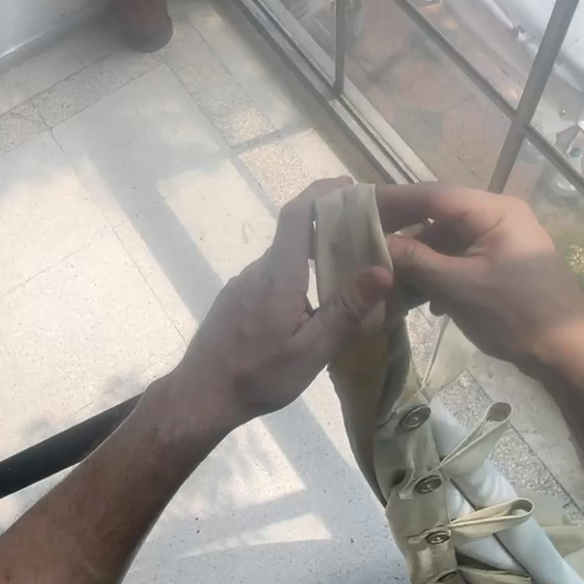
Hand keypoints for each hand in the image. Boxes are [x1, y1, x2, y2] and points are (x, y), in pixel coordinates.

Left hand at [166, 178, 393, 435]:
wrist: (202, 396)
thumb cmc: (258, 376)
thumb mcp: (311, 350)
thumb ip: (345, 309)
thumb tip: (381, 269)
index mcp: (278, 275)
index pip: (296, 215)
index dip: (322, 193)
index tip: (351, 186)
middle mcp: (258, 271)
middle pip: (294, 234)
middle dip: (329, 227)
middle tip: (366, 237)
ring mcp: (243, 285)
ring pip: (284, 259)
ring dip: (314, 256)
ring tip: (348, 274)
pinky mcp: (236, 301)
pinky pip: (272, 277)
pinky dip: (297, 277)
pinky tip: (312, 304)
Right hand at [377, 184, 583, 383]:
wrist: (567, 353)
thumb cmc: (516, 313)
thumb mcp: (458, 287)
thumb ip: (415, 260)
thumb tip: (377, 244)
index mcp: (493, 211)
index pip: (432, 195)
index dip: (392, 201)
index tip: (356, 209)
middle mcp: (496, 218)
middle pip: (436, 217)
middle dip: (401, 235)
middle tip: (362, 246)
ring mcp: (498, 242)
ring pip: (444, 242)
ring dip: (416, 261)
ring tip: (384, 279)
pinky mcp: (497, 266)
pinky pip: (456, 261)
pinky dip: (434, 275)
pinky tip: (418, 300)